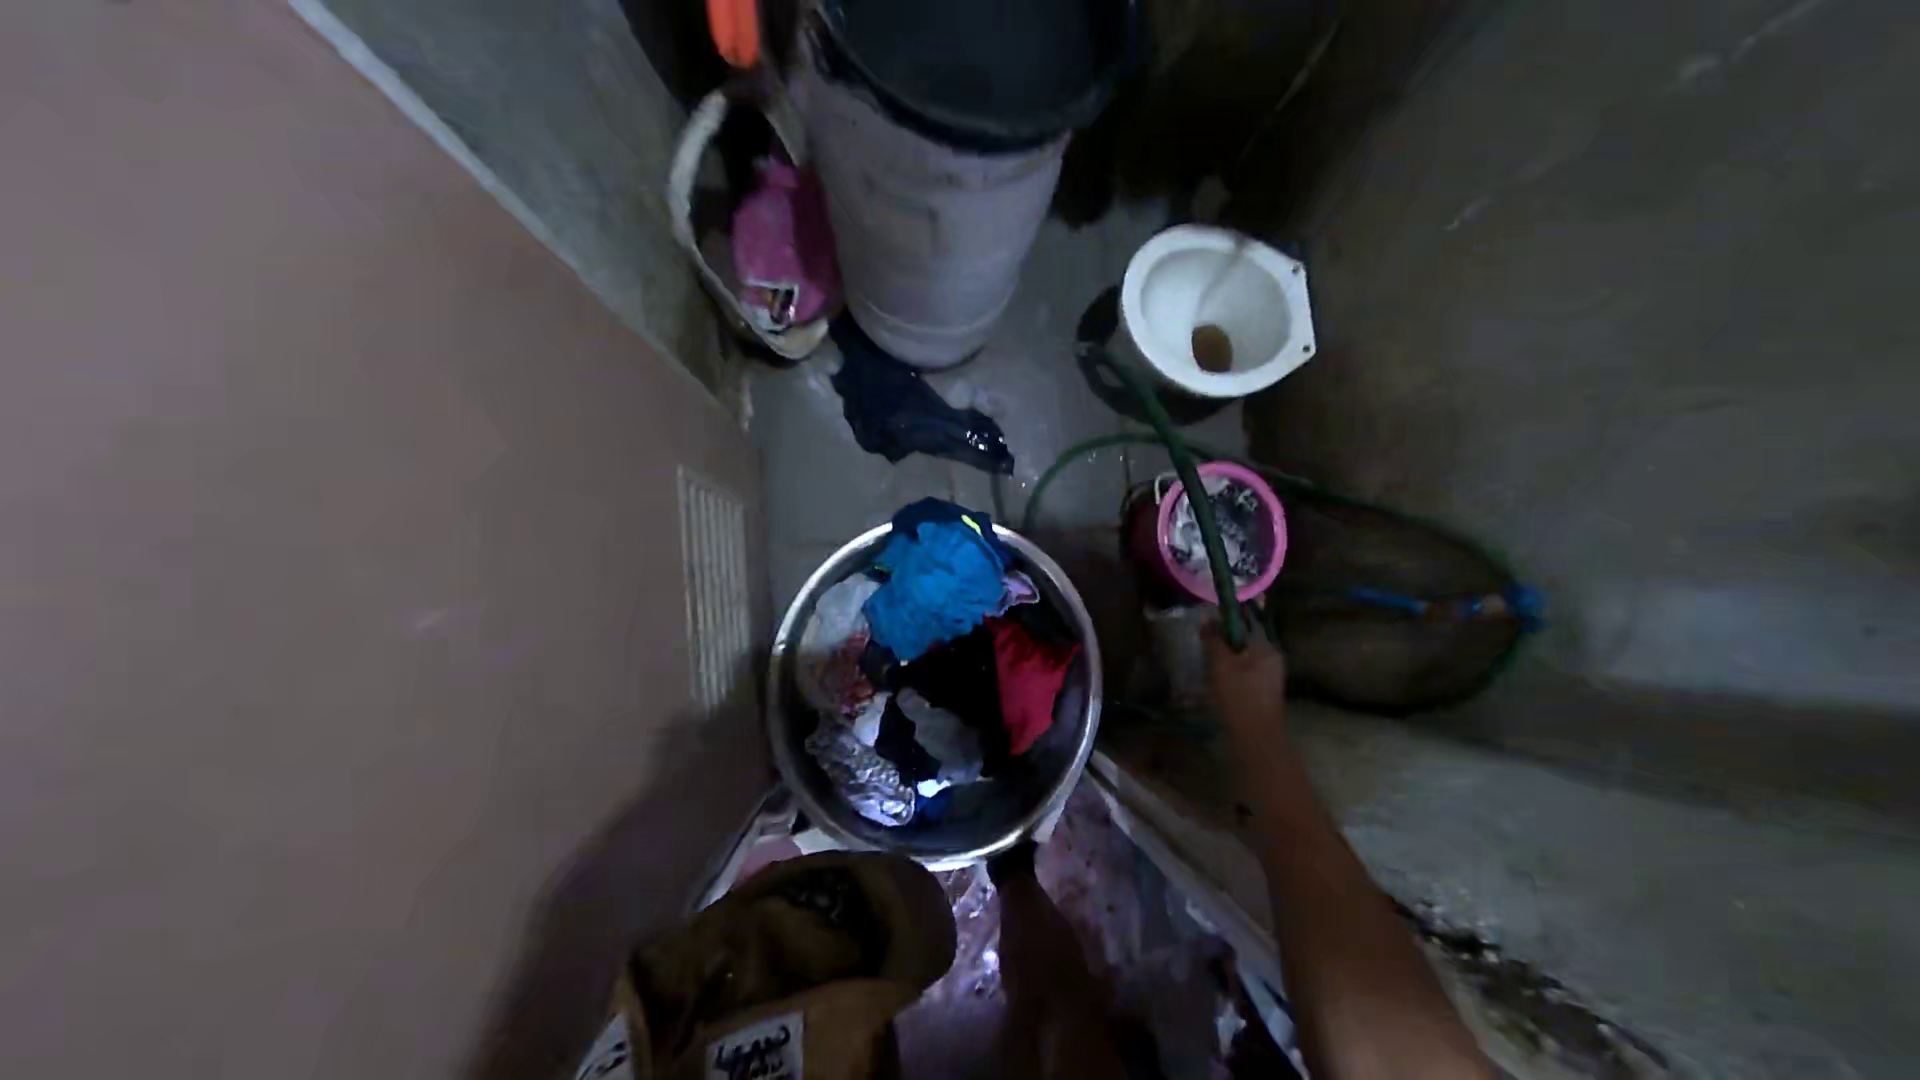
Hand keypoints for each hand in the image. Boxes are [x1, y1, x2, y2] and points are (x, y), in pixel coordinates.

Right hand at [1203, 619, 1287, 740]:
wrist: (1256, 738)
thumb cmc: (1238, 697)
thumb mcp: (1220, 664)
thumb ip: (1214, 640)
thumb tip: (1208, 620)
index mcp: (1266, 648)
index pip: (1243, 625)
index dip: (1222, 625)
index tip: (1204, 632)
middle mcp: (1273, 659)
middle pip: (1244, 643)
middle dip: (1223, 646)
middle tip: (1204, 653)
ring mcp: (1272, 677)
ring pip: (1244, 660)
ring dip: (1226, 662)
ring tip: (1209, 671)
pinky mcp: (1266, 692)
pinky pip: (1247, 675)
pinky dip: (1233, 676)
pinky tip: (1220, 686)